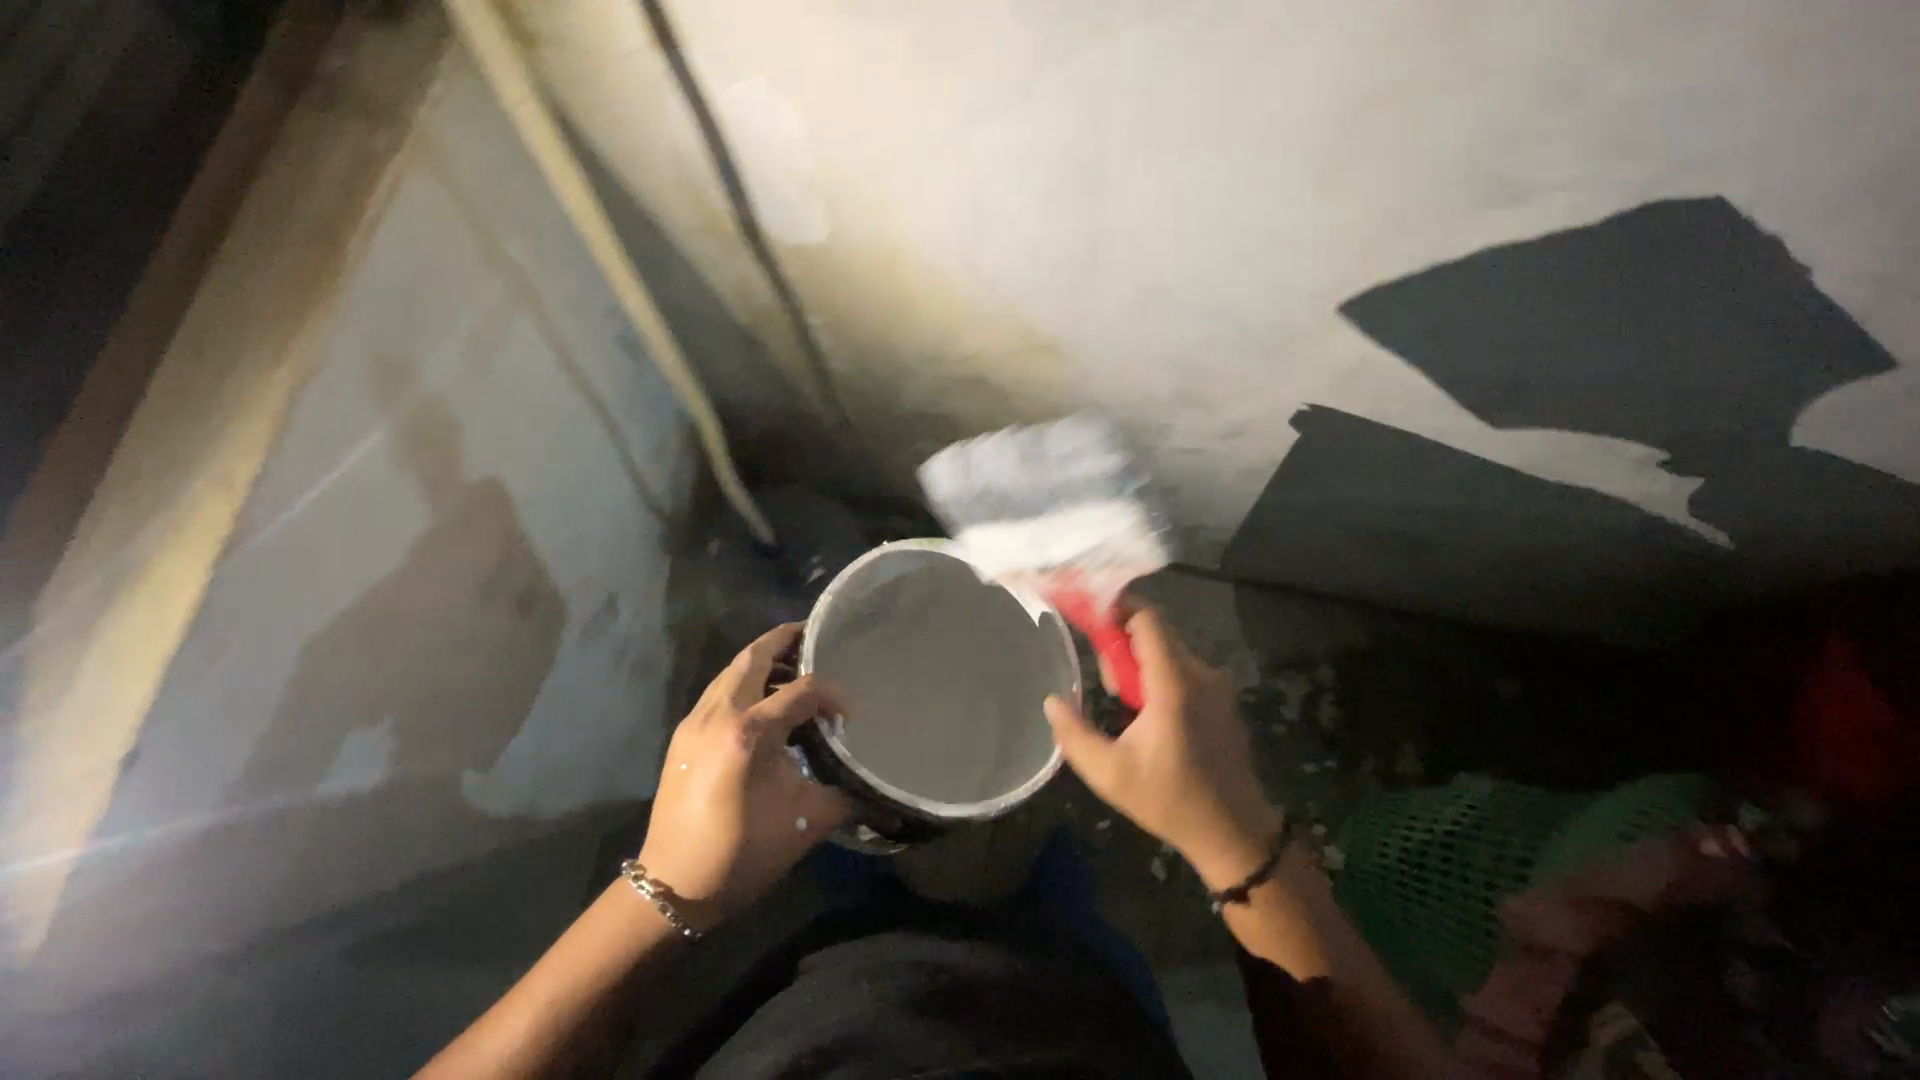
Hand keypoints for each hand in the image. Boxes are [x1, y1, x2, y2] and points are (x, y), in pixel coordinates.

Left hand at [636, 623, 850, 927]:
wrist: (672, 886)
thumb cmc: (743, 854)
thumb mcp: (807, 823)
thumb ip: (848, 795)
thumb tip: (877, 789)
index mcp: (750, 731)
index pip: (802, 690)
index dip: (833, 695)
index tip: (850, 716)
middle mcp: (718, 714)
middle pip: (753, 657)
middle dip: (784, 642)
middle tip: (814, 638)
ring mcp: (694, 723)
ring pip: (730, 671)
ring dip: (762, 661)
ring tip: (794, 667)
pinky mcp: (683, 737)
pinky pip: (717, 692)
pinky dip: (743, 683)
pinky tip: (764, 703)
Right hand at [1044, 607, 1281, 889]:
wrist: (1234, 831)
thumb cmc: (1170, 800)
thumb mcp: (1109, 773)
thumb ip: (1074, 733)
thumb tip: (1052, 702)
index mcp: (1174, 683)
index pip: (1147, 619)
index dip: (1116, 610)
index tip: (1089, 622)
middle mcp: (1201, 674)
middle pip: (1156, 634)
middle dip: (1123, 648)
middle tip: (1107, 686)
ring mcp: (1218, 686)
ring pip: (1170, 653)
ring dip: (1143, 667)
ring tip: (1128, 710)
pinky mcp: (1224, 701)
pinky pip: (1186, 672)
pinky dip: (1163, 680)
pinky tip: (1153, 721)